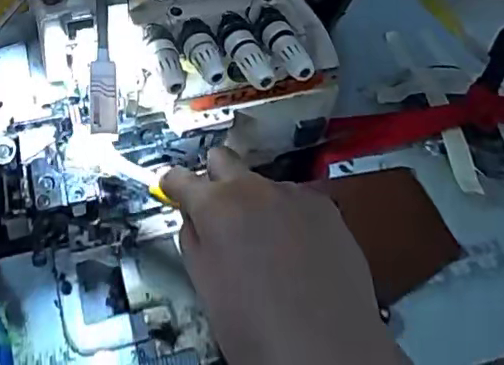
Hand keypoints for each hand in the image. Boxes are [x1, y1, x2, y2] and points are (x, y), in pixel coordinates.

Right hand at [160, 148, 404, 364]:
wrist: (331, 353)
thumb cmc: (260, 333)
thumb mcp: (207, 289)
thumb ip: (194, 242)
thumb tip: (194, 222)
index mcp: (215, 206)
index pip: (180, 177)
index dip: (173, 183)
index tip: (173, 187)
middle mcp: (251, 188)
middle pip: (222, 158)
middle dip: (215, 178)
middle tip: (220, 212)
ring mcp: (290, 193)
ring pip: (263, 183)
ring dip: (258, 204)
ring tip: (270, 247)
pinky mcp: (324, 206)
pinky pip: (297, 200)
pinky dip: (292, 217)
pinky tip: (300, 252)